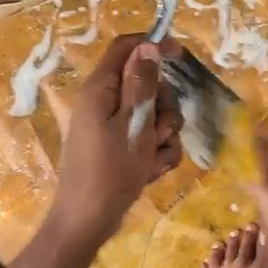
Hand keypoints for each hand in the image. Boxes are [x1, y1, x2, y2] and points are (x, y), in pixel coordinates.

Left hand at [54, 35, 184, 237]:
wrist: (88, 222)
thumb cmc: (110, 170)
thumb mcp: (134, 122)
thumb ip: (142, 83)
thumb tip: (148, 46)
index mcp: (100, 89)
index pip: (126, 47)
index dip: (152, 45)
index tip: (179, 55)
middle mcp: (103, 102)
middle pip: (145, 82)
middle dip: (164, 104)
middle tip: (164, 128)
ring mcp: (110, 125)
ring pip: (151, 112)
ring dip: (164, 132)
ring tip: (157, 155)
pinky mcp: (117, 146)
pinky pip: (147, 137)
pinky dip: (156, 152)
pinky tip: (153, 170)